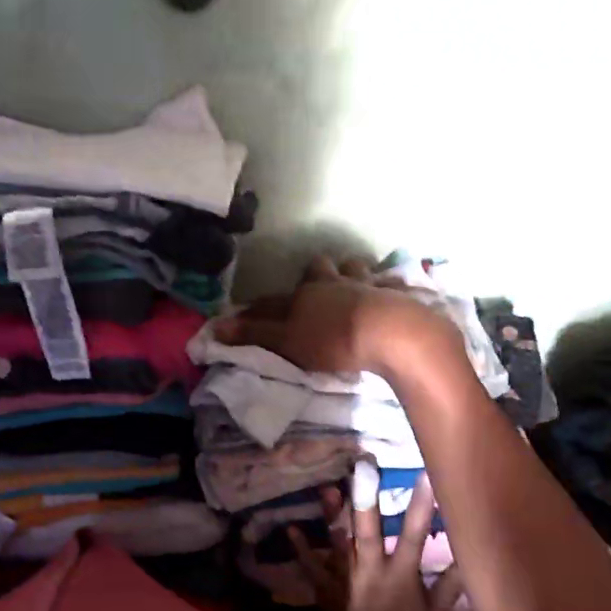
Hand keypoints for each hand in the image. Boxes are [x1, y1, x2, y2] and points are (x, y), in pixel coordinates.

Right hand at [214, 256, 456, 375]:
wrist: (391, 334)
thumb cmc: (332, 339)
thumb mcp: (286, 341)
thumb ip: (253, 335)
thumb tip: (214, 327)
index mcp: (304, 293)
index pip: (273, 300)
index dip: (258, 308)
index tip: (247, 314)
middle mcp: (333, 282)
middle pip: (318, 269)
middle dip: (313, 276)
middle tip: (313, 288)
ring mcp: (366, 285)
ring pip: (354, 269)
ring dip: (349, 275)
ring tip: (350, 286)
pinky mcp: (395, 295)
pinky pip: (388, 284)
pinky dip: (383, 288)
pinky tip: (385, 295)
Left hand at [290, 474, 464, 610]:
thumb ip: (449, 587)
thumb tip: (466, 556)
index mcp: (401, 576)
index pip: (414, 533)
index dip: (422, 503)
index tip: (427, 473)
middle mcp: (370, 571)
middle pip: (367, 528)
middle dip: (366, 496)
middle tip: (363, 466)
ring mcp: (345, 580)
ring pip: (337, 540)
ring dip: (332, 514)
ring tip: (327, 487)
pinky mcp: (326, 592)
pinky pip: (311, 567)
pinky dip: (301, 549)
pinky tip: (291, 529)